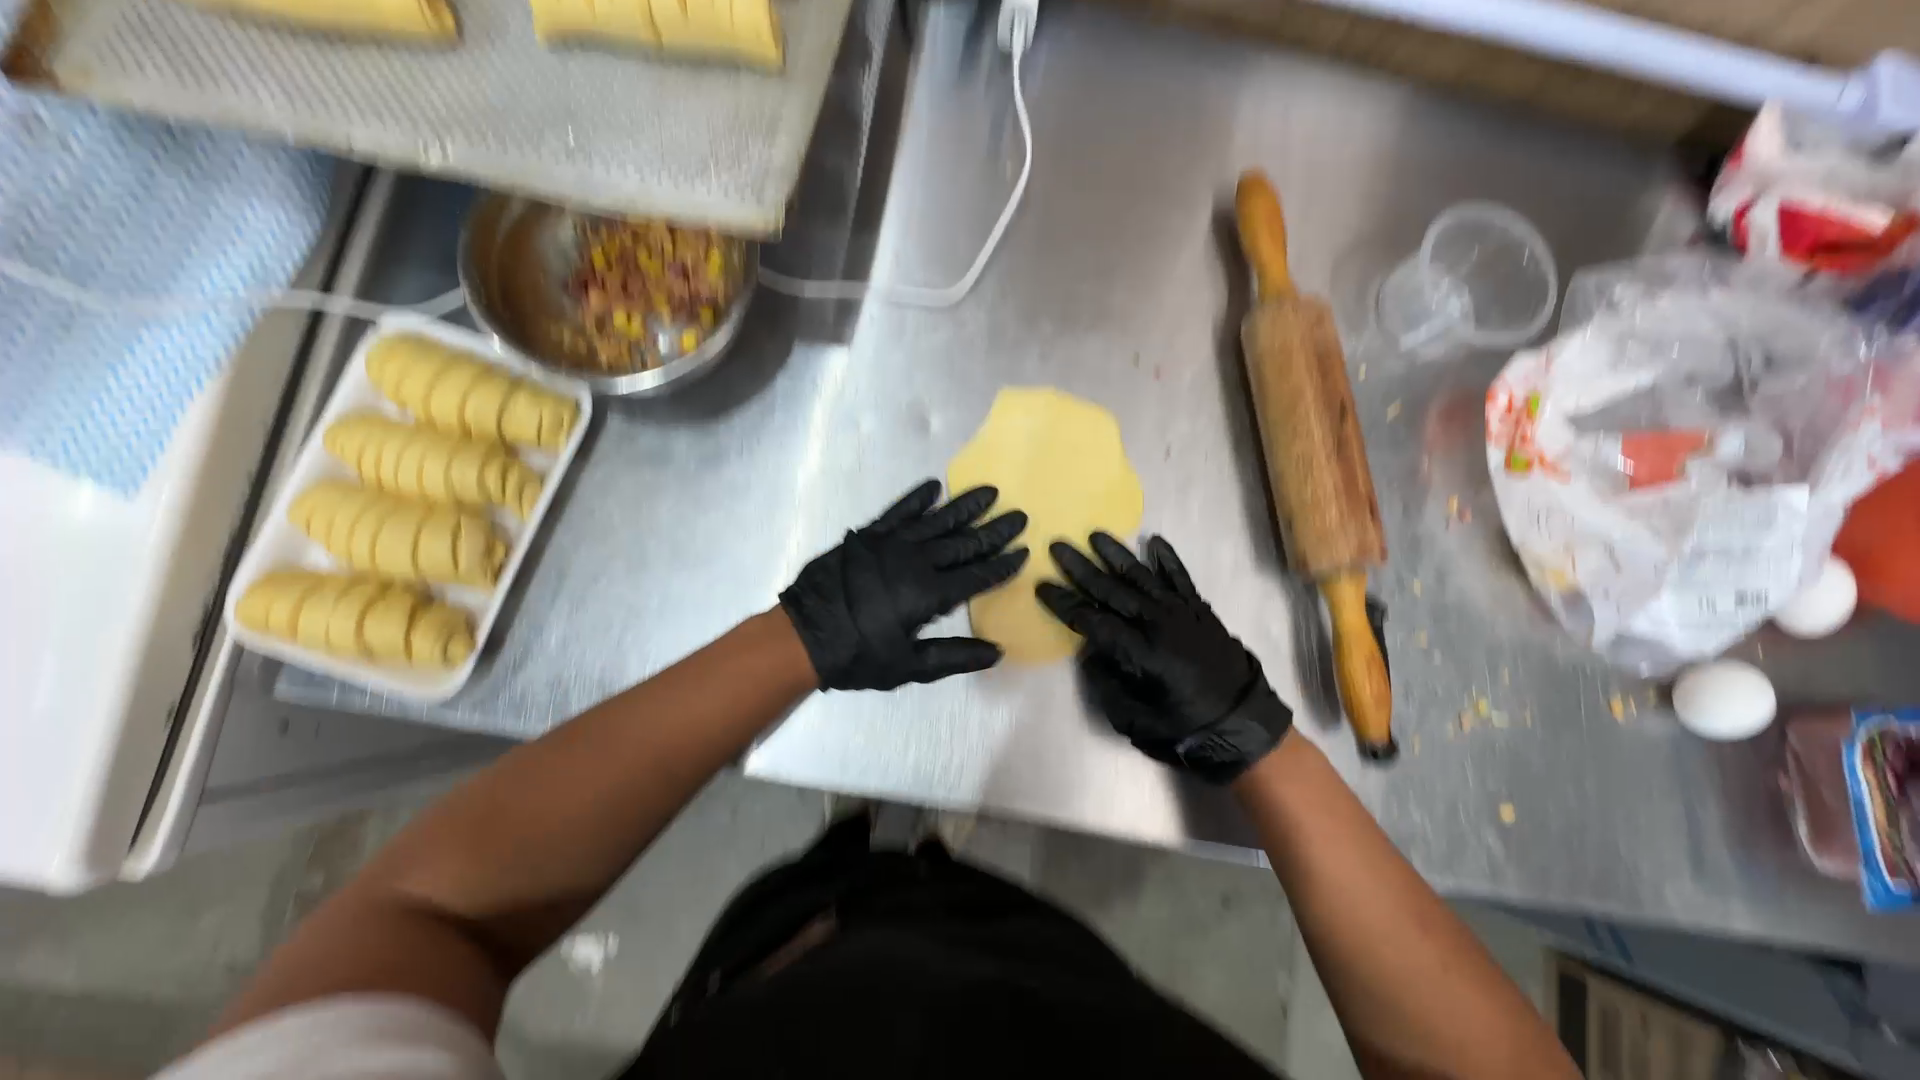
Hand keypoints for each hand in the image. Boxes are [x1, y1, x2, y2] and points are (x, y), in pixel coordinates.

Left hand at [780, 480, 1028, 690]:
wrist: (803, 636)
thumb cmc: (857, 656)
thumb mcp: (909, 667)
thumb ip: (954, 657)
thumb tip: (997, 651)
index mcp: (928, 594)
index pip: (976, 576)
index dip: (1001, 565)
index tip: (1024, 551)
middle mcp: (915, 562)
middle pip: (963, 543)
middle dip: (993, 531)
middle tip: (1019, 515)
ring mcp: (890, 544)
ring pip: (936, 521)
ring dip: (964, 506)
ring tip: (990, 491)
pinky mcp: (867, 536)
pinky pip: (897, 512)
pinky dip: (916, 498)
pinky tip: (934, 486)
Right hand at [1036, 533, 1291, 782]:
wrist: (1244, 725)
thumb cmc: (1184, 729)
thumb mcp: (1134, 719)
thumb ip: (1108, 683)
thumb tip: (1093, 654)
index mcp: (1140, 652)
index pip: (1092, 620)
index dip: (1065, 603)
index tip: (1042, 587)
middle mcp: (1159, 624)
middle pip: (1112, 589)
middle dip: (1081, 568)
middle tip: (1058, 547)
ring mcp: (1182, 613)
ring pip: (1143, 576)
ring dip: (1117, 555)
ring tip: (1096, 535)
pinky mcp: (1200, 611)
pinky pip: (1180, 578)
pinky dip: (1167, 559)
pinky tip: (1154, 542)